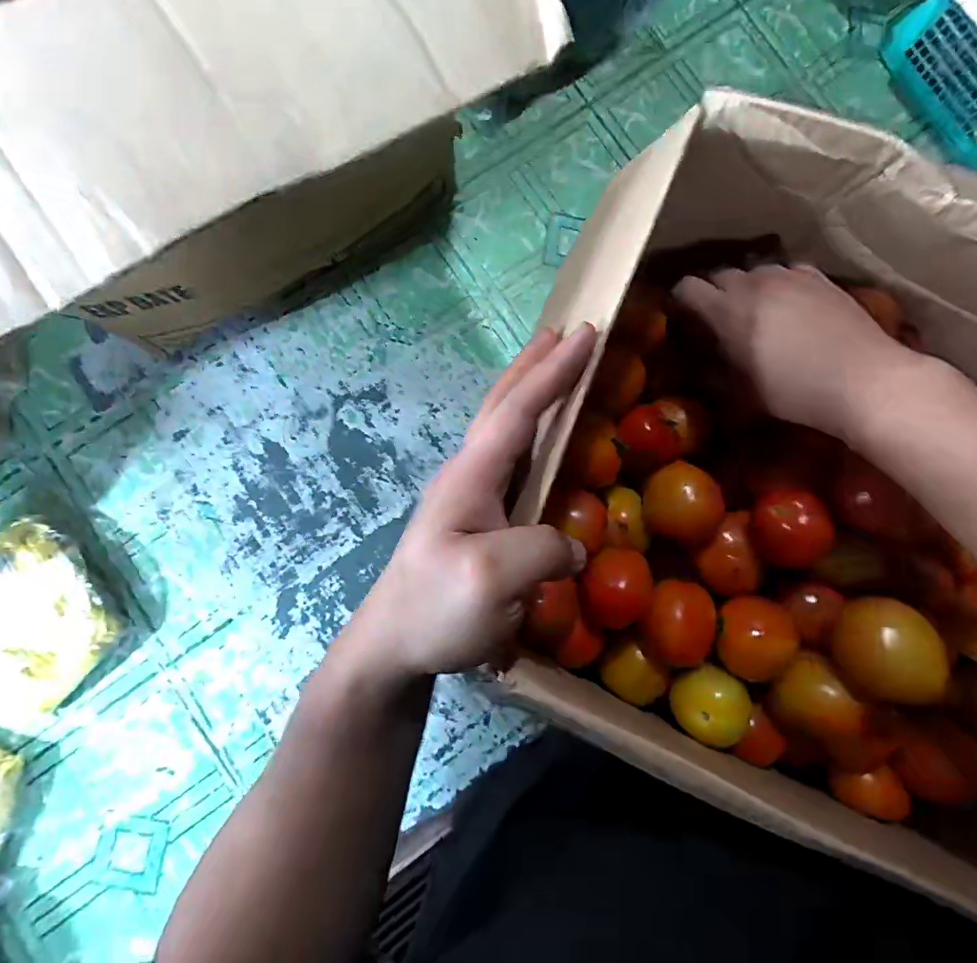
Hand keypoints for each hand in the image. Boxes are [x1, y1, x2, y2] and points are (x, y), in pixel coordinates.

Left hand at [342, 324, 597, 680]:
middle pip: (502, 405)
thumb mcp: (491, 581)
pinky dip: (531, 432)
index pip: (517, 411)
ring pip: (502, 427)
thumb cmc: (434, 610)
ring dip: (530, 391)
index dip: (554, 372)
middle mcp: (466, 474)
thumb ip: (542, 551)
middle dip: (536, 365)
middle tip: (566, 331)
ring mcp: (467, 496)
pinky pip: (510, 459)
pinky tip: (541, 441)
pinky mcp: (474, 519)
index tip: (586, 333)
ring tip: (554, 367)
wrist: (390, 645)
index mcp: (470, 476)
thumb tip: (575, 545)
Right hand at [673, 264, 925, 442]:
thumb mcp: (743, 392)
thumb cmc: (795, 392)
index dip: (681, 302)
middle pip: (720, 275)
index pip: (687, 289)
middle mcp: (755, 283)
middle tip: (718, 319)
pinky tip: (790, 305)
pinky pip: (788, 272)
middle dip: (713, 293)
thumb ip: (715, 369)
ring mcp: (791, 276)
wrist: (864, 381)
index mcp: (728, 310)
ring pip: (755, 271)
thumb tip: (699, 361)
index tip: (683, 319)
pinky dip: (780, 284)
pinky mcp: (821, 278)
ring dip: (747, 287)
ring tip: (755, 311)